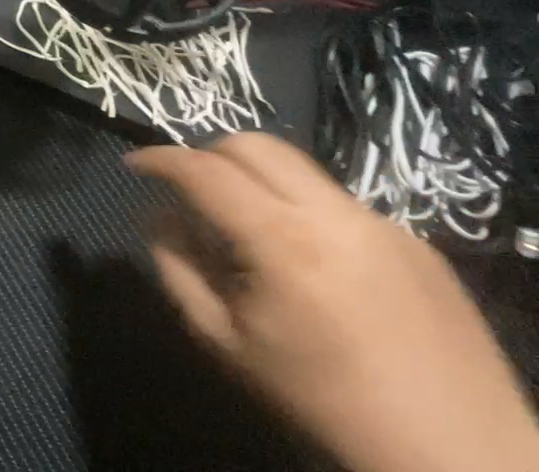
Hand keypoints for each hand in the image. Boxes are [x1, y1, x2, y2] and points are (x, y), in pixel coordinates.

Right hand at [127, 132, 538, 471]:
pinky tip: (304, 262)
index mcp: (283, 242)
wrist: (455, 451)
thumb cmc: (319, 396)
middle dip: (206, 154)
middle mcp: (337, 217)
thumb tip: (159, 216)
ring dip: (254, 180)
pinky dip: (299, 210)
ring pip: (298, 169)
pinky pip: (337, 204)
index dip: (158, 158)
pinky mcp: (417, 243)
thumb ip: (176, 265)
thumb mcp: (220, 336)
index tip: (132, 165)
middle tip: (185, 189)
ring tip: (243, 228)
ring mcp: (384, 226)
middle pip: (254, 146)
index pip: (204, 170)